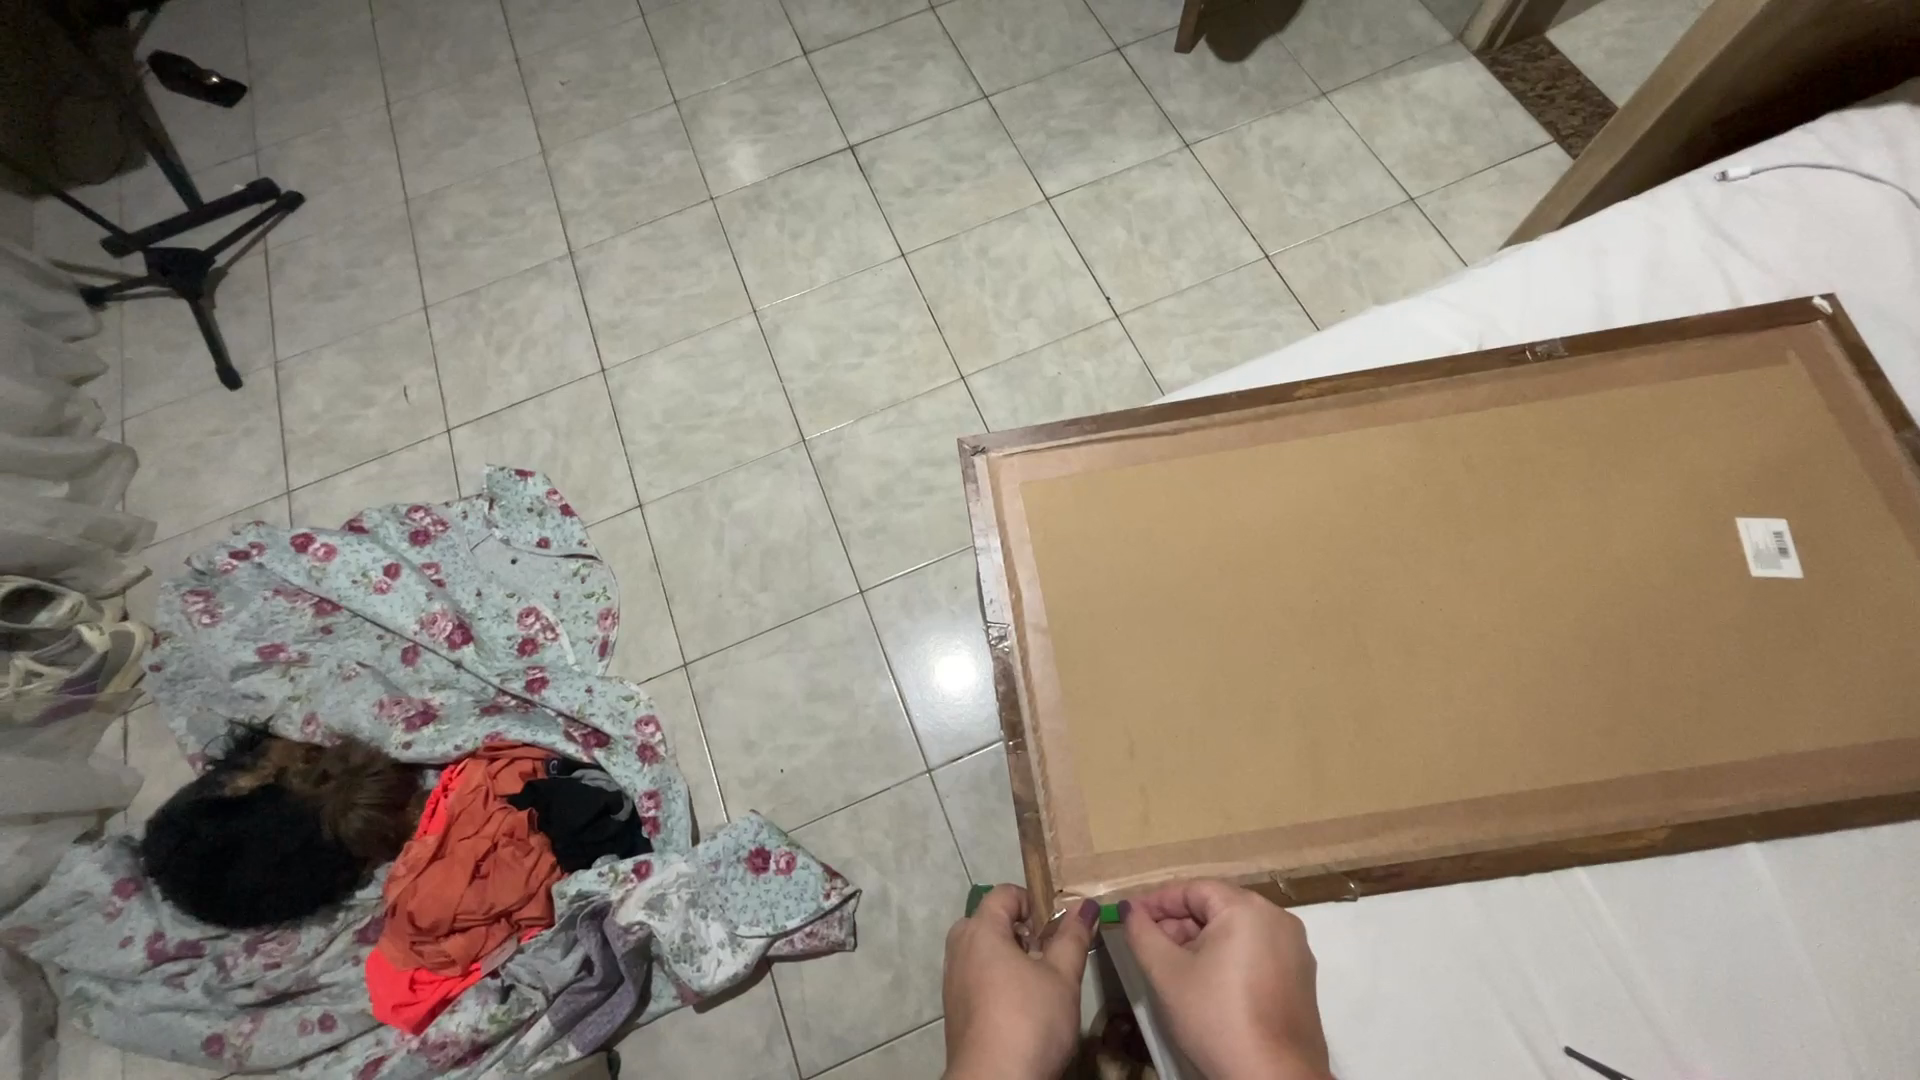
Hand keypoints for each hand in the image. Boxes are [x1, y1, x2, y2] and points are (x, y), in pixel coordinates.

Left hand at [943, 885, 1096, 1079]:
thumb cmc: (1029, 1021)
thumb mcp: (1061, 977)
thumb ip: (1073, 937)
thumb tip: (1086, 905)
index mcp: (981, 929)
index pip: (1004, 893)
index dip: (1034, 902)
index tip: (1055, 928)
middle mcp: (960, 947)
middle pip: (990, 919)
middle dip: (1021, 930)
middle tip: (1047, 955)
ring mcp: (953, 978)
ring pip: (982, 950)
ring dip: (1009, 956)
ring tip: (1037, 983)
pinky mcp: (954, 1007)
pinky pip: (975, 975)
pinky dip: (995, 979)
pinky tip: (1019, 1008)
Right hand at [1121, 879, 1331, 1079]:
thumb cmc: (1216, 1019)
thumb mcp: (1166, 973)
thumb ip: (1141, 932)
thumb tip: (1129, 909)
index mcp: (1247, 909)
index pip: (1192, 889)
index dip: (1156, 901)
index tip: (1129, 916)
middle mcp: (1277, 919)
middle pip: (1215, 907)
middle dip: (1178, 923)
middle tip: (1148, 944)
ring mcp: (1294, 950)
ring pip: (1235, 930)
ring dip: (1199, 941)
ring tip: (1171, 965)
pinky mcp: (1300, 979)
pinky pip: (1254, 951)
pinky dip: (1226, 957)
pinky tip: (1204, 982)